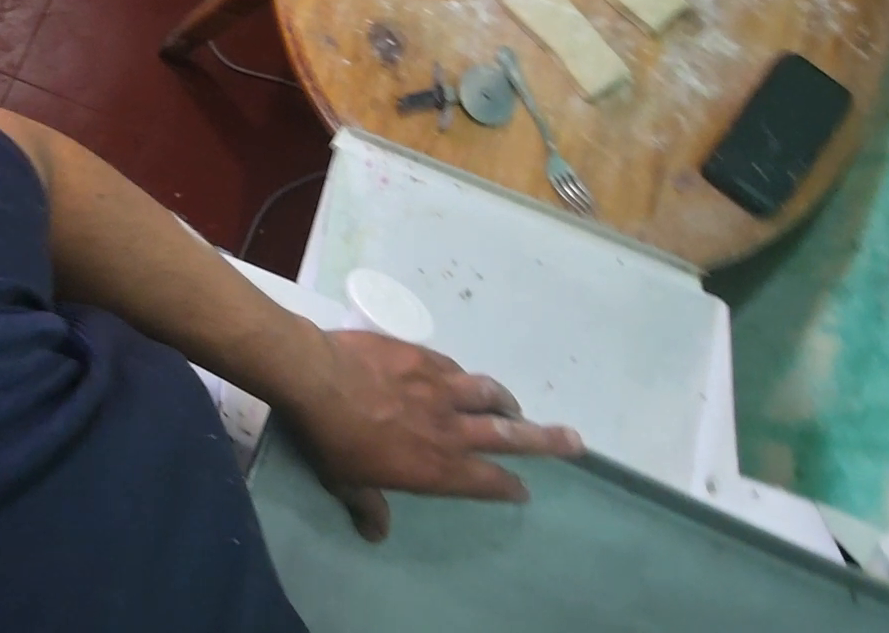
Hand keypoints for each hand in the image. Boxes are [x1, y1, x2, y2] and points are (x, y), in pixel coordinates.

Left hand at [279, 330, 583, 542]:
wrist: (313, 376)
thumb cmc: (328, 435)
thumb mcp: (343, 481)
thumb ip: (366, 505)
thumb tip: (375, 533)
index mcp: (437, 466)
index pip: (486, 480)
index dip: (506, 486)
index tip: (523, 488)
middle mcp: (449, 427)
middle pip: (509, 434)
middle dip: (544, 439)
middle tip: (575, 440)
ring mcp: (436, 386)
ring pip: (487, 392)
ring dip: (505, 400)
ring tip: (515, 404)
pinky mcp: (418, 354)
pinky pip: (452, 365)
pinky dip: (463, 374)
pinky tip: (462, 375)